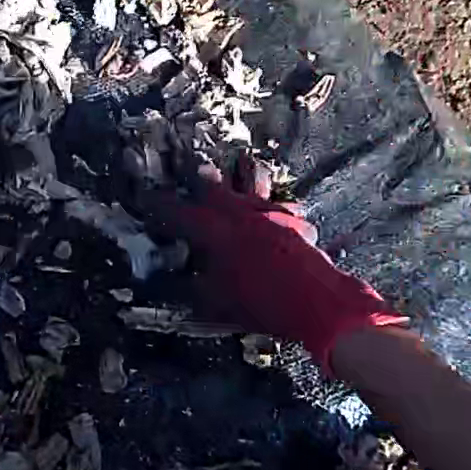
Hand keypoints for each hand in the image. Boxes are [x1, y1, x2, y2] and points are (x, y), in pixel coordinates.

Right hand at [153, 156, 405, 372]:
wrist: (322, 307)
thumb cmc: (263, 304)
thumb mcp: (216, 301)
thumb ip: (194, 284)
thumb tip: (176, 279)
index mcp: (217, 232)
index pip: (179, 212)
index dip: (160, 205)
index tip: (148, 198)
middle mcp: (243, 217)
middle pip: (216, 188)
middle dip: (199, 176)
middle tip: (189, 164)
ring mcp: (272, 218)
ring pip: (252, 186)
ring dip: (242, 176)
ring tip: (239, 162)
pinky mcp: (295, 226)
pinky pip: (280, 207)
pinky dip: (272, 206)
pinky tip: (273, 209)